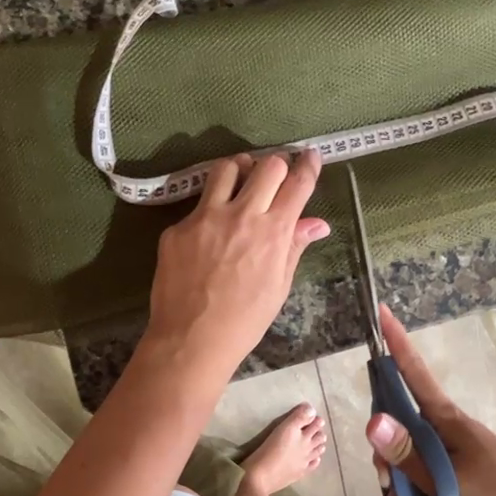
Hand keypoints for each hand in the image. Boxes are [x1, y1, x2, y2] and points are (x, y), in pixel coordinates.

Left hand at [144, 150, 328, 374]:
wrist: (191, 339)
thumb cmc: (244, 320)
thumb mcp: (279, 285)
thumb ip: (294, 246)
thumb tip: (317, 224)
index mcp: (273, 231)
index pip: (297, 183)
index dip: (307, 165)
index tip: (310, 156)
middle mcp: (241, 214)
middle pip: (266, 166)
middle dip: (276, 164)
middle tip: (276, 174)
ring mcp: (205, 217)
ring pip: (226, 169)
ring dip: (239, 170)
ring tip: (241, 182)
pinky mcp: (178, 227)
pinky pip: (198, 206)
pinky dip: (210, 210)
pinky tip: (209, 233)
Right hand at [367, 305, 495, 495]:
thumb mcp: (449, 479)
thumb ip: (408, 454)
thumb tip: (372, 420)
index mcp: (447, 421)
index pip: (414, 373)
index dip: (397, 343)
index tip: (382, 311)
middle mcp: (448, 433)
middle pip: (399, 430)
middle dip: (386, 459)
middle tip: (389, 489)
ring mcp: (455, 458)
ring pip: (410, 464)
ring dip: (400, 492)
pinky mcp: (460, 484)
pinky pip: (426, 488)